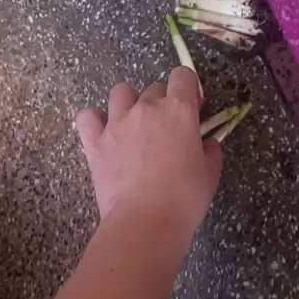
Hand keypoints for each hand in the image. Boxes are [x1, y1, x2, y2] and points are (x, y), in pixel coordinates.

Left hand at [74, 67, 222, 236]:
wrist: (145, 223)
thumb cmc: (184, 199)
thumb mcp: (210, 174)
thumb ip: (210, 150)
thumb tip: (207, 143)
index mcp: (178, 110)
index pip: (183, 75)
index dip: (189, 88)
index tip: (192, 107)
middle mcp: (147, 107)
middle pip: (155, 87)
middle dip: (163, 102)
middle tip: (166, 129)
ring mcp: (118, 121)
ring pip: (121, 91)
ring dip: (129, 103)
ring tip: (134, 126)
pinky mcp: (95, 141)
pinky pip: (88, 116)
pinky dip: (95, 120)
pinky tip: (104, 133)